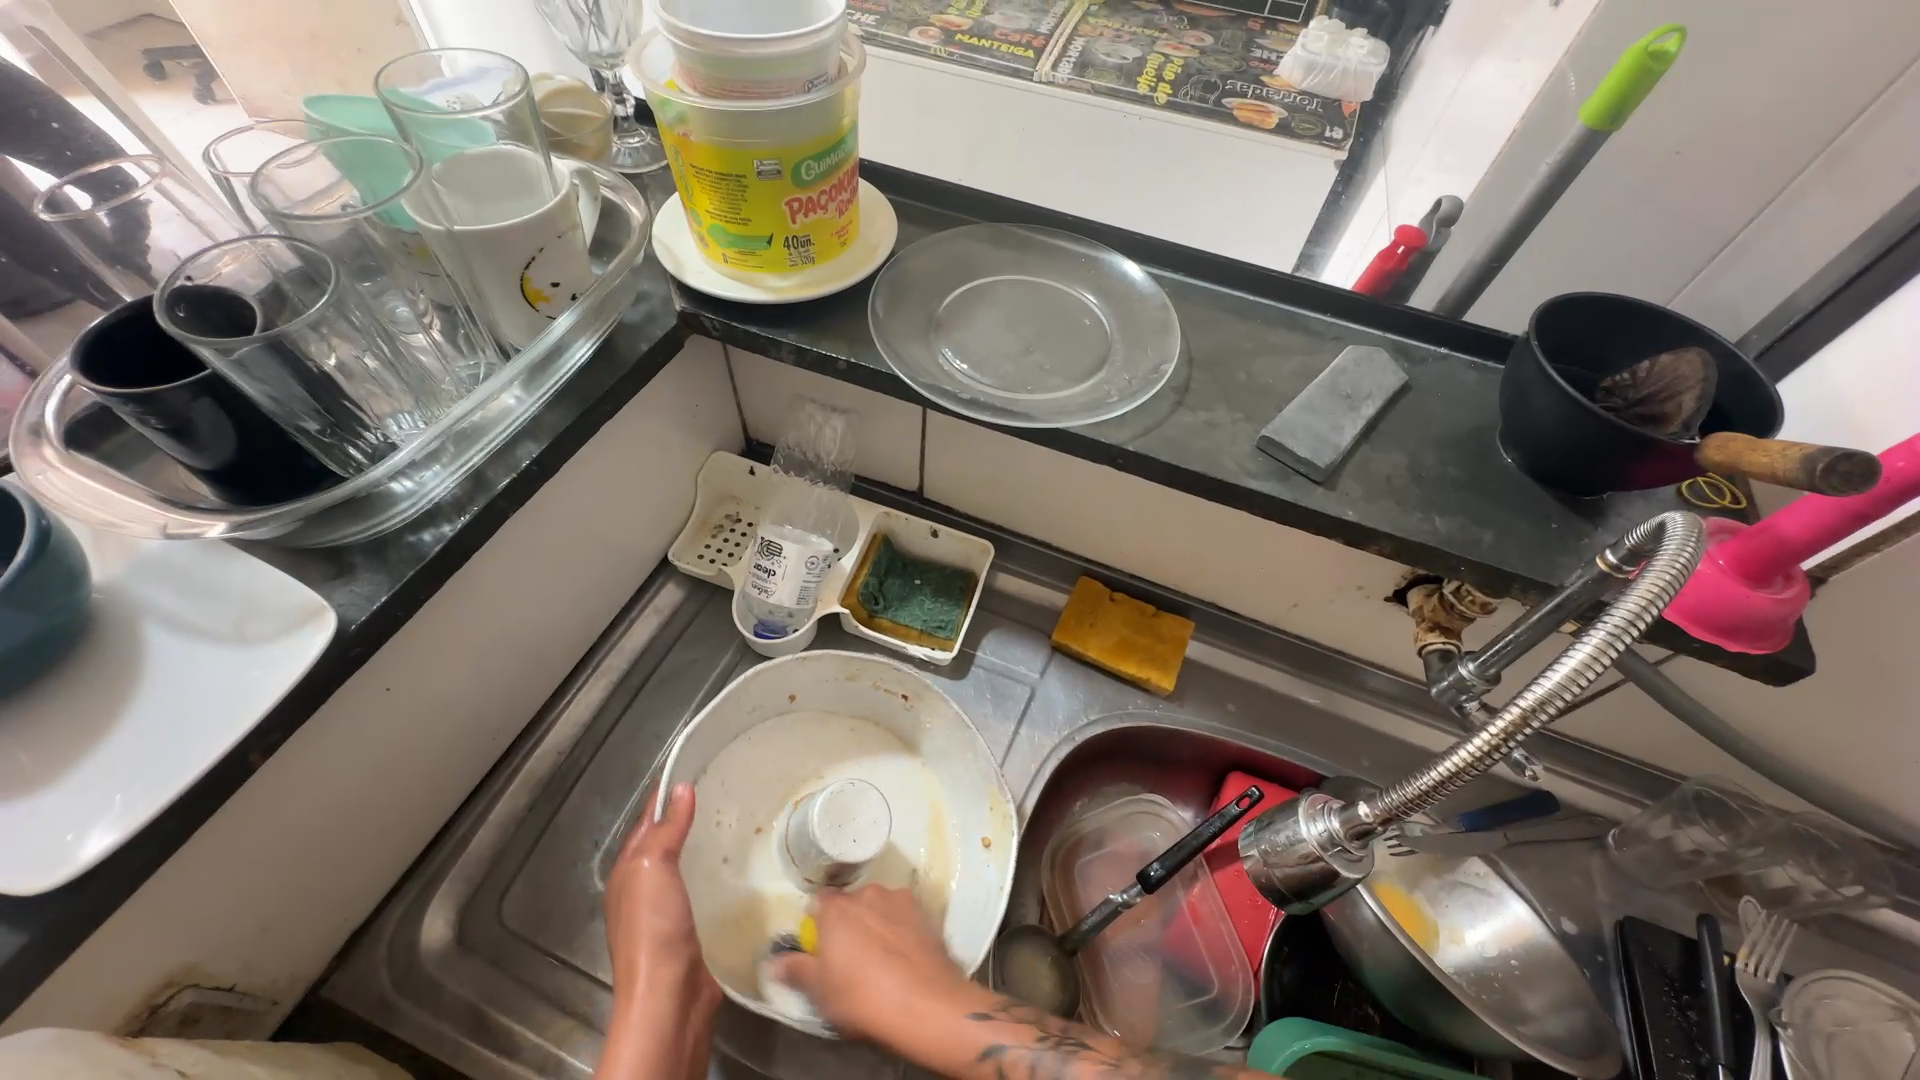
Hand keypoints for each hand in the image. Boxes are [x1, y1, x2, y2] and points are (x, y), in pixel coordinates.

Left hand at [604, 783, 721, 1014]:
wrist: (668, 996)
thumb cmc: (654, 928)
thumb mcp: (653, 869)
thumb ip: (667, 830)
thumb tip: (681, 789)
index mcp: (628, 871)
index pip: (647, 821)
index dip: (665, 795)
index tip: (693, 767)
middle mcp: (643, 889)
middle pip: (665, 843)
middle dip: (687, 818)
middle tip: (725, 791)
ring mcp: (667, 912)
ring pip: (686, 866)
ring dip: (704, 846)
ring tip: (738, 824)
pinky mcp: (692, 929)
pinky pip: (704, 890)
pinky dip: (717, 874)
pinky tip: (739, 869)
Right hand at [771, 885, 980, 1043]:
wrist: (925, 1003)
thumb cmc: (862, 995)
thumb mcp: (820, 990)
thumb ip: (795, 969)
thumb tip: (774, 961)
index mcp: (836, 908)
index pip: (819, 901)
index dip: (818, 921)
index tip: (821, 944)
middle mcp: (868, 893)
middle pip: (852, 902)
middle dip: (849, 921)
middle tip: (851, 954)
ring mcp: (900, 900)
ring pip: (880, 906)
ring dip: (877, 922)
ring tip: (882, 956)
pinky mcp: (925, 913)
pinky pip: (905, 916)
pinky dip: (901, 928)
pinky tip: (904, 955)